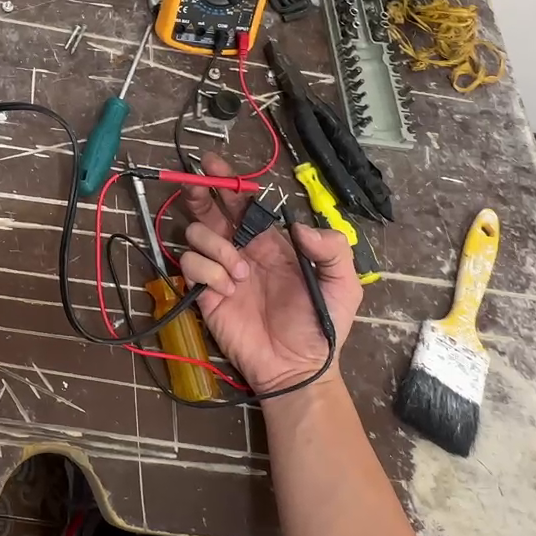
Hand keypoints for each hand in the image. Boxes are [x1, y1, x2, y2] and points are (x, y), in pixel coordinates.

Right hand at [176, 154, 363, 393]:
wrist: (298, 369)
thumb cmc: (321, 327)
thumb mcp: (343, 286)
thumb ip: (332, 250)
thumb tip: (299, 225)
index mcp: (269, 242)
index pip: (244, 203)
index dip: (230, 182)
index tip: (215, 165)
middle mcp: (240, 249)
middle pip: (210, 209)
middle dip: (201, 190)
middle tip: (196, 179)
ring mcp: (219, 269)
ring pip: (197, 233)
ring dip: (216, 245)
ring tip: (240, 272)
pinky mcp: (204, 290)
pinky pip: (191, 264)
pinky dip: (208, 272)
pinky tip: (228, 289)